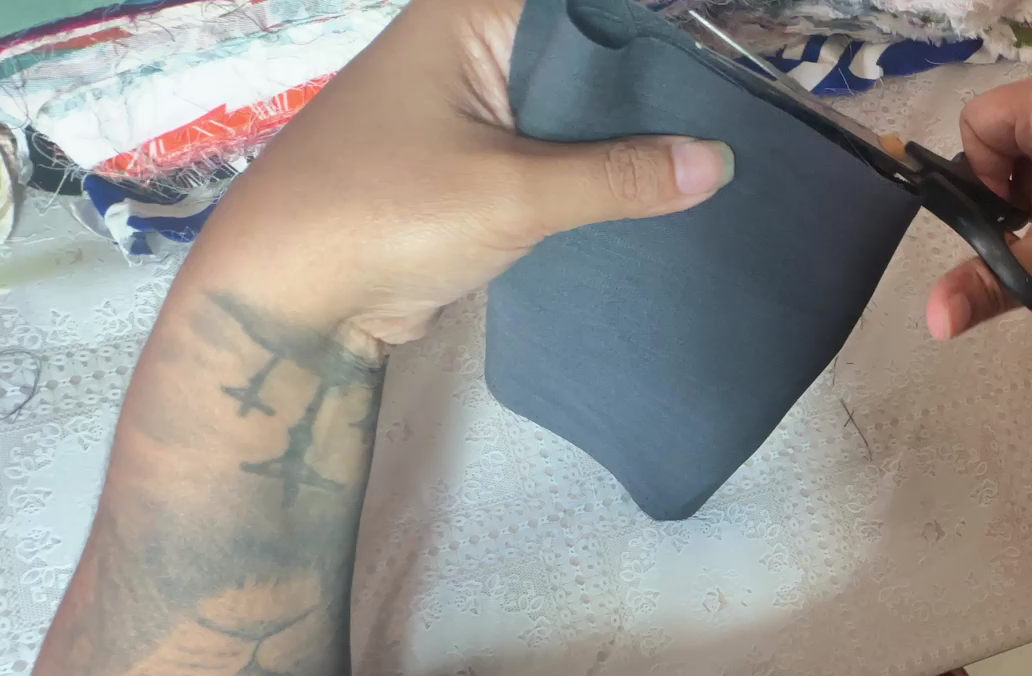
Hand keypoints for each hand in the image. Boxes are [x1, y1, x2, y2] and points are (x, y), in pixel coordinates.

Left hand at [183, 0, 734, 344]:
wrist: (301, 293)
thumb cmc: (390, 213)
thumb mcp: (515, 192)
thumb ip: (620, 176)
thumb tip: (718, 161)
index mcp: (471, 19)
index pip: (590, 18)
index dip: (658, 51)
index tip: (727, 95)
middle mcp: (478, 55)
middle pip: (590, 71)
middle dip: (654, 110)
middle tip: (730, 145)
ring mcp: (481, 117)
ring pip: (580, 125)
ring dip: (632, 155)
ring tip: (708, 176)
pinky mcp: (486, 173)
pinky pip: (563, 168)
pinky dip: (603, 188)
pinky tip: (654, 208)